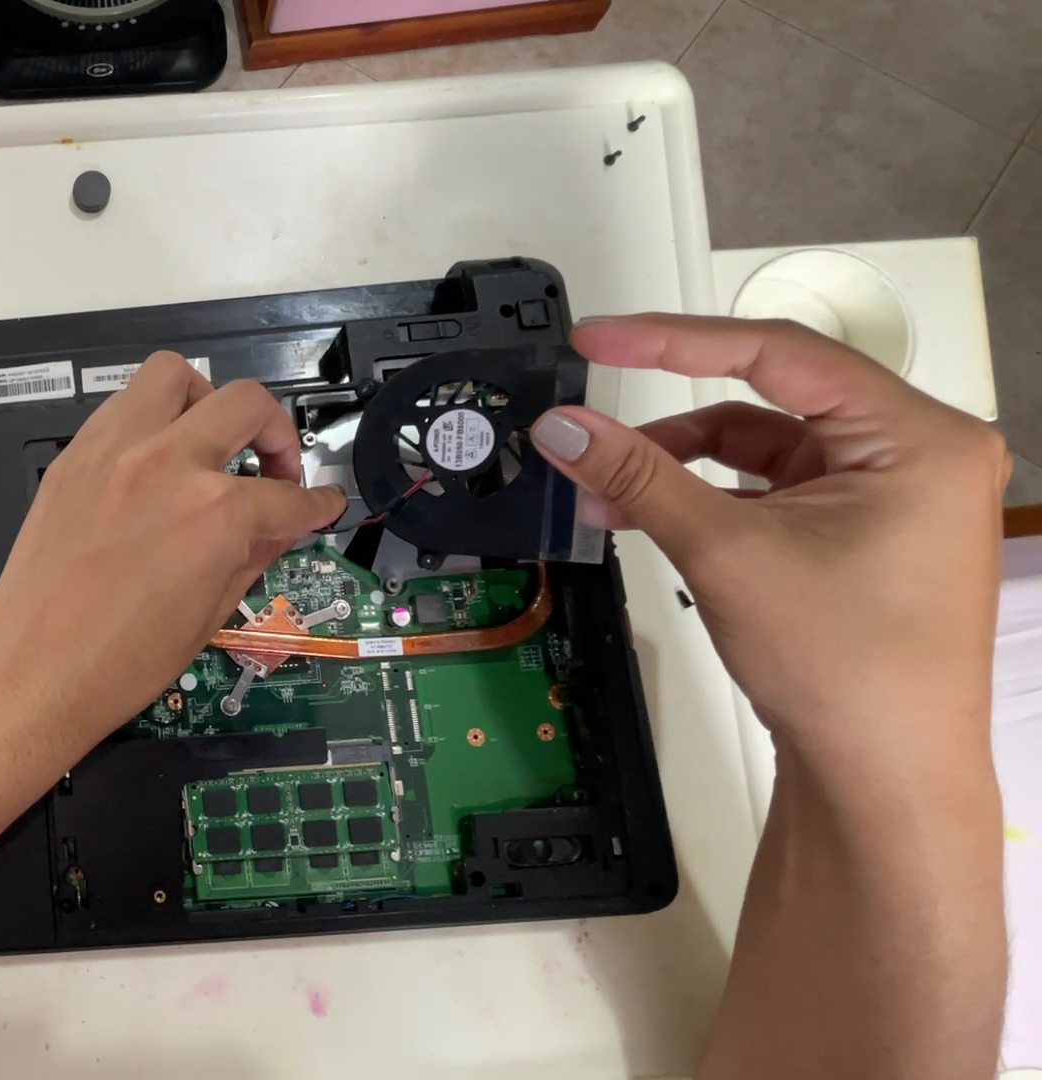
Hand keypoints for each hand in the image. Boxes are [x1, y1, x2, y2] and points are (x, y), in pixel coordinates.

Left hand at [0, 352, 344, 759]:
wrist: (33, 671)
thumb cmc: (121, 663)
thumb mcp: (211, 615)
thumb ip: (254, 554)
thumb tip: (280, 526)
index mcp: (215, 513)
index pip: (290, 495)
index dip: (317, 505)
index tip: (319, 505)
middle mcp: (168, 464)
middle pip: (246, 404)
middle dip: (278, 434)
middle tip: (274, 469)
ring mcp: (114, 450)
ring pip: (175, 374)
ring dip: (206, 400)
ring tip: (208, 441)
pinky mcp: (73, 455)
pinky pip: (122, 405)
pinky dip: (151, 419)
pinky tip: (154, 459)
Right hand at [527, 315, 1007, 782]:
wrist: (877, 766)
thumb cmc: (843, 661)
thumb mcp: (722, 549)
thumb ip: (635, 476)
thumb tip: (560, 426)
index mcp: (912, 438)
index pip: (778, 354)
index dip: (672, 340)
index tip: (596, 339)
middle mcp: (901, 455)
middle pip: (759, 402)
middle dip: (664, 426)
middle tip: (585, 427)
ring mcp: (871, 495)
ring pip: (748, 450)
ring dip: (668, 468)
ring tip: (604, 499)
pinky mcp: (838, 529)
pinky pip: (749, 489)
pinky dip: (690, 498)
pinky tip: (642, 517)